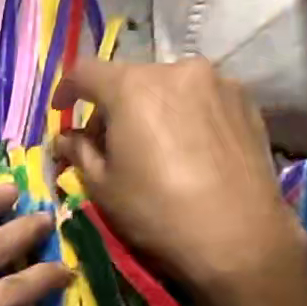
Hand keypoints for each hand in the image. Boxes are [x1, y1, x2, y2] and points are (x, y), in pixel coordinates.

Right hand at [51, 57, 306, 305]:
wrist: (236, 235)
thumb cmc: (155, 210)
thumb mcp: (101, 186)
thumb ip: (79, 152)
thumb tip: (65, 138)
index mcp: (132, 88)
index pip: (85, 71)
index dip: (66, 90)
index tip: (60, 112)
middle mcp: (176, 70)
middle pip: (130, 79)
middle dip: (111, 107)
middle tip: (106, 144)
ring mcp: (217, 82)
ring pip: (167, 88)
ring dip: (149, 110)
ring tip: (150, 149)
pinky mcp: (246, 100)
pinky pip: (199, 99)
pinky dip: (182, 116)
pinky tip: (185, 152)